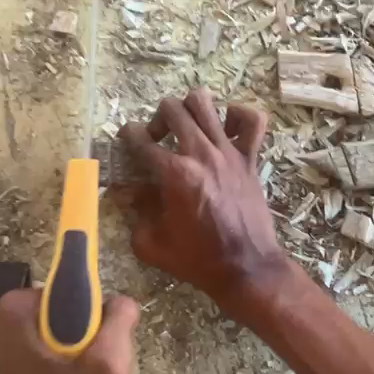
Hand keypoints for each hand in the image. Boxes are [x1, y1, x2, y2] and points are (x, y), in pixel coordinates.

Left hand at [0, 289, 138, 373]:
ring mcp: (16, 349)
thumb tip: (121, 301)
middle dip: (95, 341)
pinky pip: (63, 358)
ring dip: (90, 362)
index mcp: (18, 308)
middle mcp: (10, 322)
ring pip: (73, 337)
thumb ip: (118, 320)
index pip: (74, 285)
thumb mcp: (108, 366)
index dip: (96, 315)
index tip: (101, 346)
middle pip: (75, 312)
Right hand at [119, 89, 292, 318]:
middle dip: (157, 119)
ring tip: (187, 128)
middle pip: (172, 109)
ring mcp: (228, 152)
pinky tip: (226, 129)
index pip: (140, 139)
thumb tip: (122, 193)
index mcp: (175, 174)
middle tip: (158, 139)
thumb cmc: (198, 260)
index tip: (128, 141)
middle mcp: (200, 153)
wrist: (247, 270)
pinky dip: (237, 116)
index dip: (128, 136)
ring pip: (205, 103)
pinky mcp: (250, 158)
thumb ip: (134, 213)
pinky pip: (251, 121)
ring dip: (189, 109)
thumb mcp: (153, 243)